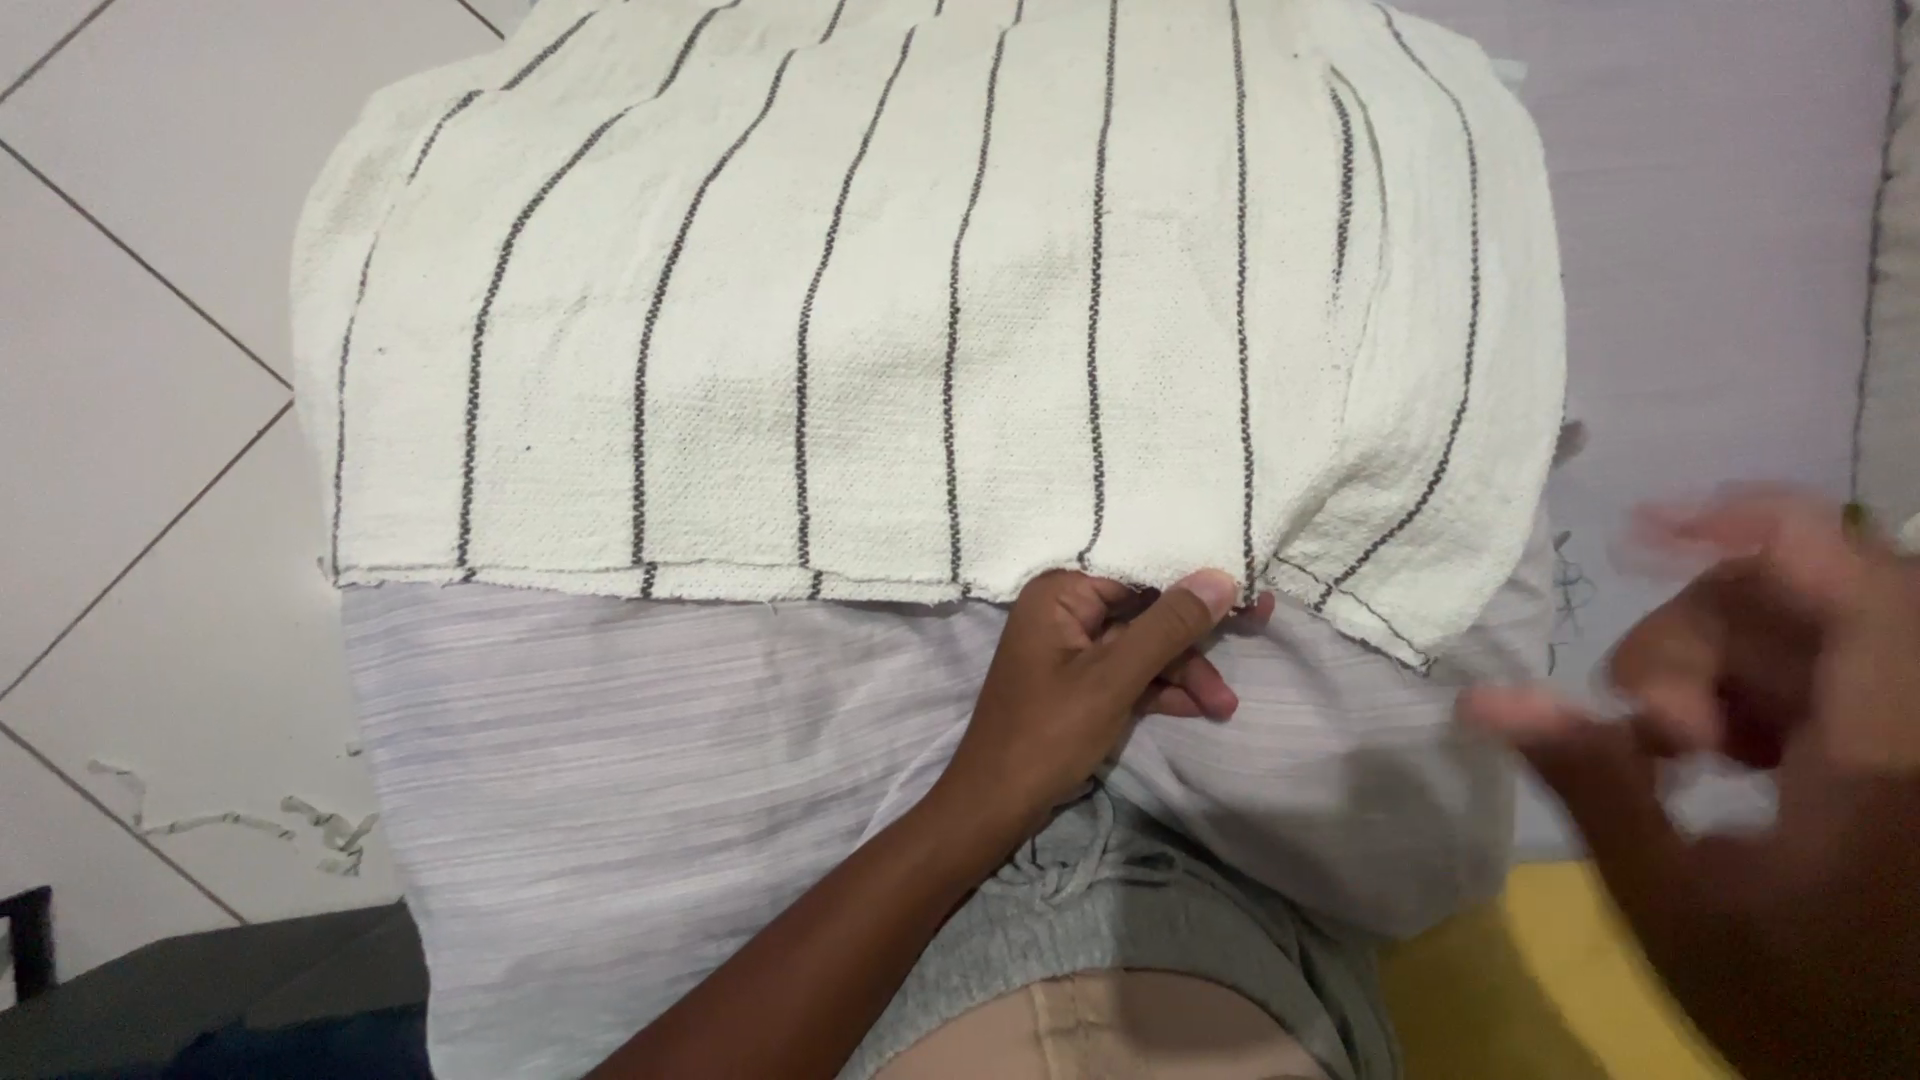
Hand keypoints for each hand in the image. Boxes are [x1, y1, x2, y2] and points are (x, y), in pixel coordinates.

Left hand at [932, 569, 1261, 830]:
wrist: (996, 804)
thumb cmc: (1046, 733)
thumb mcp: (1112, 678)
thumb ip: (1167, 627)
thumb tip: (1220, 577)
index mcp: (1059, 593)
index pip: (1136, 570)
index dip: (1192, 581)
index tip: (1248, 590)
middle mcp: (1063, 610)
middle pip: (1143, 607)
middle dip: (1192, 636)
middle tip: (1259, 628)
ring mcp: (1072, 648)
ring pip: (1141, 645)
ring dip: (1183, 671)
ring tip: (1224, 705)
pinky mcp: (1080, 682)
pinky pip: (1129, 672)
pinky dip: (1160, 689)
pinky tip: (1199, 708)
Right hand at [1459, 490, 1919, 1078]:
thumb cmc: (1809, 1013)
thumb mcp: (1676, 905)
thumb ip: (1591, 785)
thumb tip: (1481, 698)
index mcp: (1888, 758)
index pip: (1859, 589)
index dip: (1754, 528)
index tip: (1639, 530)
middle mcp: (1911, 727)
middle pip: (1792, 606)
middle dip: (1686, 647)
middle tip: (1651, 735)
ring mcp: (1903, 737)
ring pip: (1791, 638)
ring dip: (1705, 675)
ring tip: (1671, 755)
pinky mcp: (1891, 754)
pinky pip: (1810, 678)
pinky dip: (1741, 697)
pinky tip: (1711, 756)